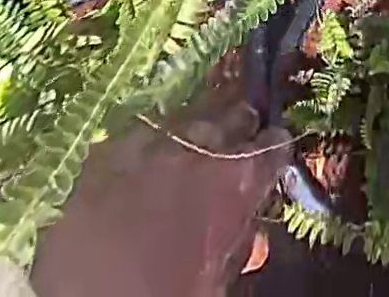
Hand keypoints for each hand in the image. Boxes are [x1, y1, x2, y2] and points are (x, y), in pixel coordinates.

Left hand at [31, 104, 287, 296]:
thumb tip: (250, 226)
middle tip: (234, 143)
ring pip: (192, 111)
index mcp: (239, 179)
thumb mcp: (217, 277)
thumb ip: (238, 239)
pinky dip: (152, 139)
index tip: (269, 154)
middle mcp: (204, 145)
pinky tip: (147, 157)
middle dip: (241, 126)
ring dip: (198, 127)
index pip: (275, 142)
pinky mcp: (113, 145)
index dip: (273, 149)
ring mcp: (157, 139)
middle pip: (238, 112)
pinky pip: (144, 127)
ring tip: (191, 144)